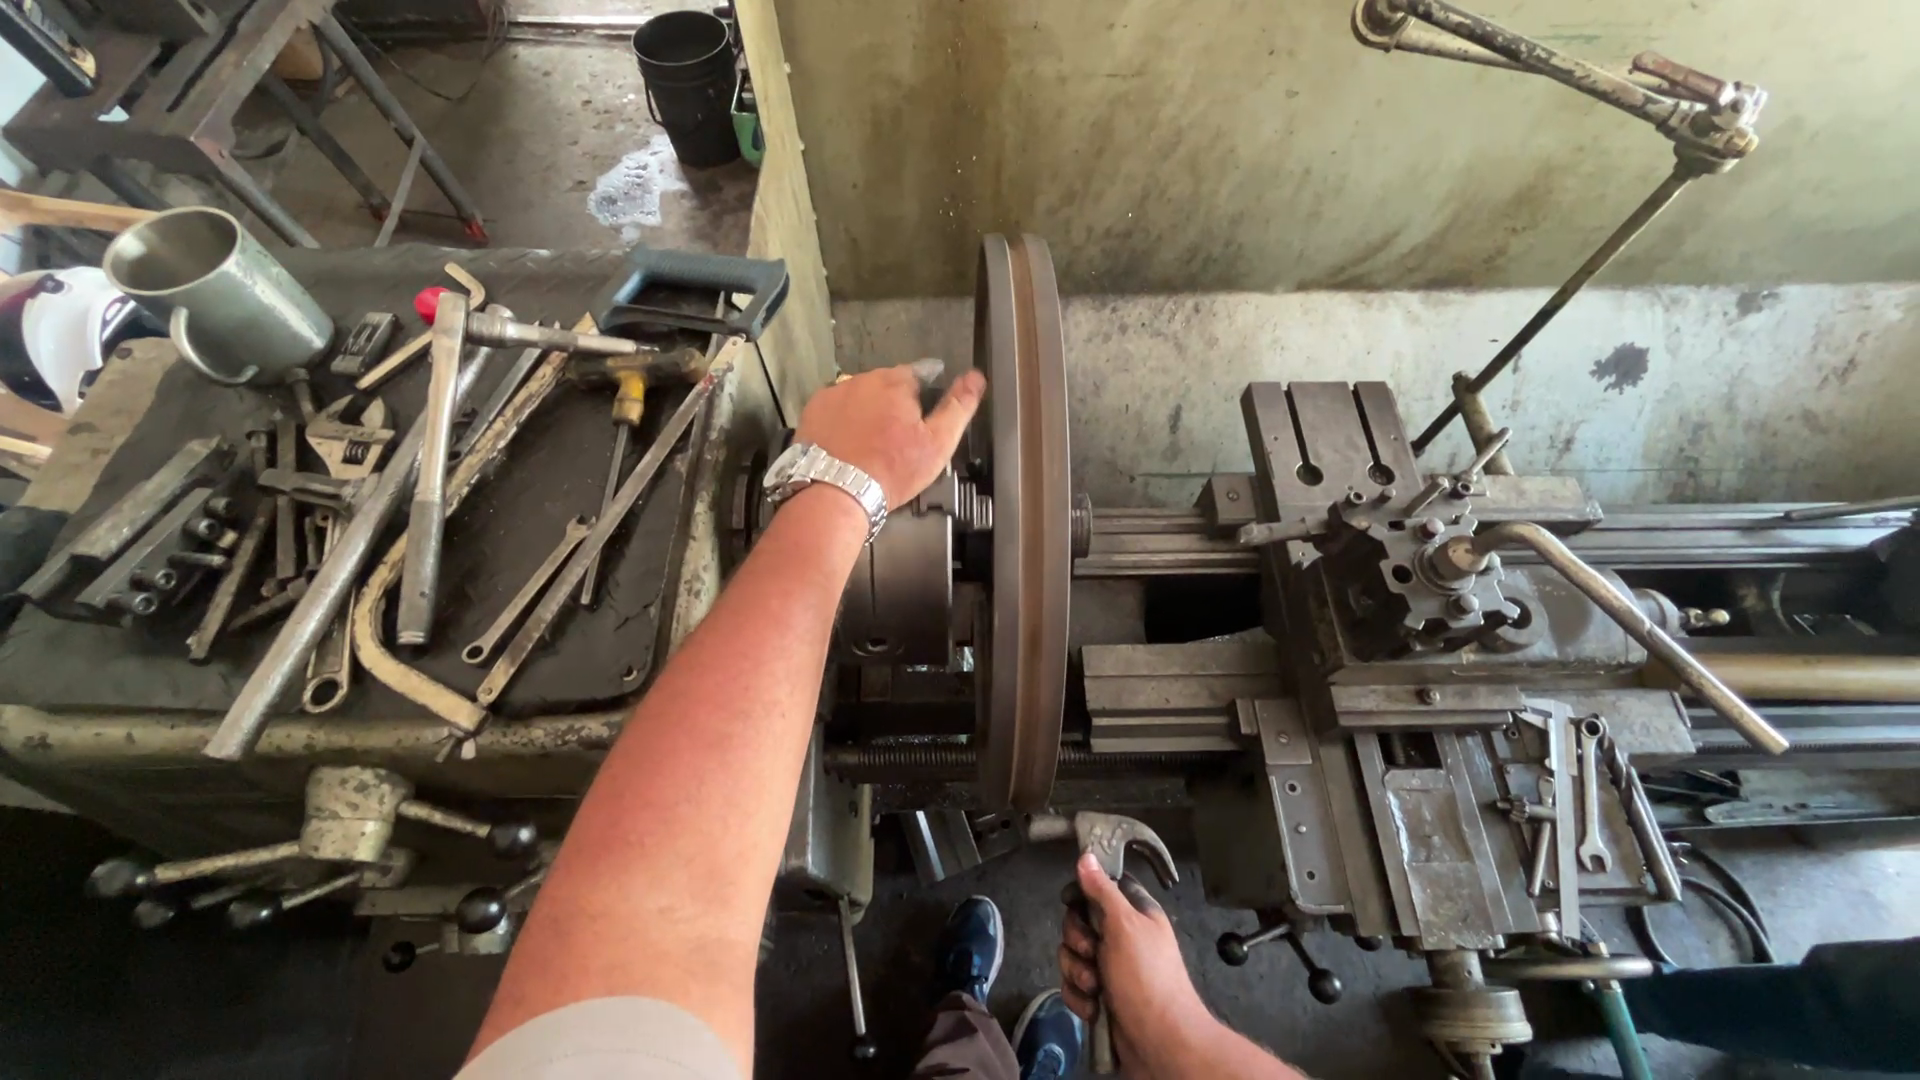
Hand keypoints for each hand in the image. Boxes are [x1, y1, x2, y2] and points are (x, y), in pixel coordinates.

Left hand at [794, 363, 985, 508]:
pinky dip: (843, 422)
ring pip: (859, 397)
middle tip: (897, 441)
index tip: (920, 423)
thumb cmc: (891, 470)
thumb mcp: (937, 443)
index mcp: (896, 382)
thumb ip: (958, 407)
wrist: (834, 493)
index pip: (919, 375)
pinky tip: (848, 447)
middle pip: (886, 385)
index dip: (924, 398)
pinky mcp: (812, 411)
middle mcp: (862, 379)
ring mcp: (833, 393)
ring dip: (867, 413)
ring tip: (871, 447)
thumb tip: (976, 377)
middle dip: (894, 405)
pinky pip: (835, 410)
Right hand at [1058, 853, 1210, 1074]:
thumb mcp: (1125, 926)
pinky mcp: (1101, 997)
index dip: (1083, 892)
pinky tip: (1094, 1008)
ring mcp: (1111, 969)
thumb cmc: (1146, 978)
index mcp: (1135, 914)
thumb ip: (1102, 890)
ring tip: (1095, 988)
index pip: (1101, 887)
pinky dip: (1080, 998)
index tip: (1072, 902)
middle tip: (1092, 952)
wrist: (1161, 1045)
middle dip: (1077, 940)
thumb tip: (1086, 854)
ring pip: (1073, 955)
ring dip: (1077, 973)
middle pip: (1079, 922)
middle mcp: (1122, 937)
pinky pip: (1074, 986)